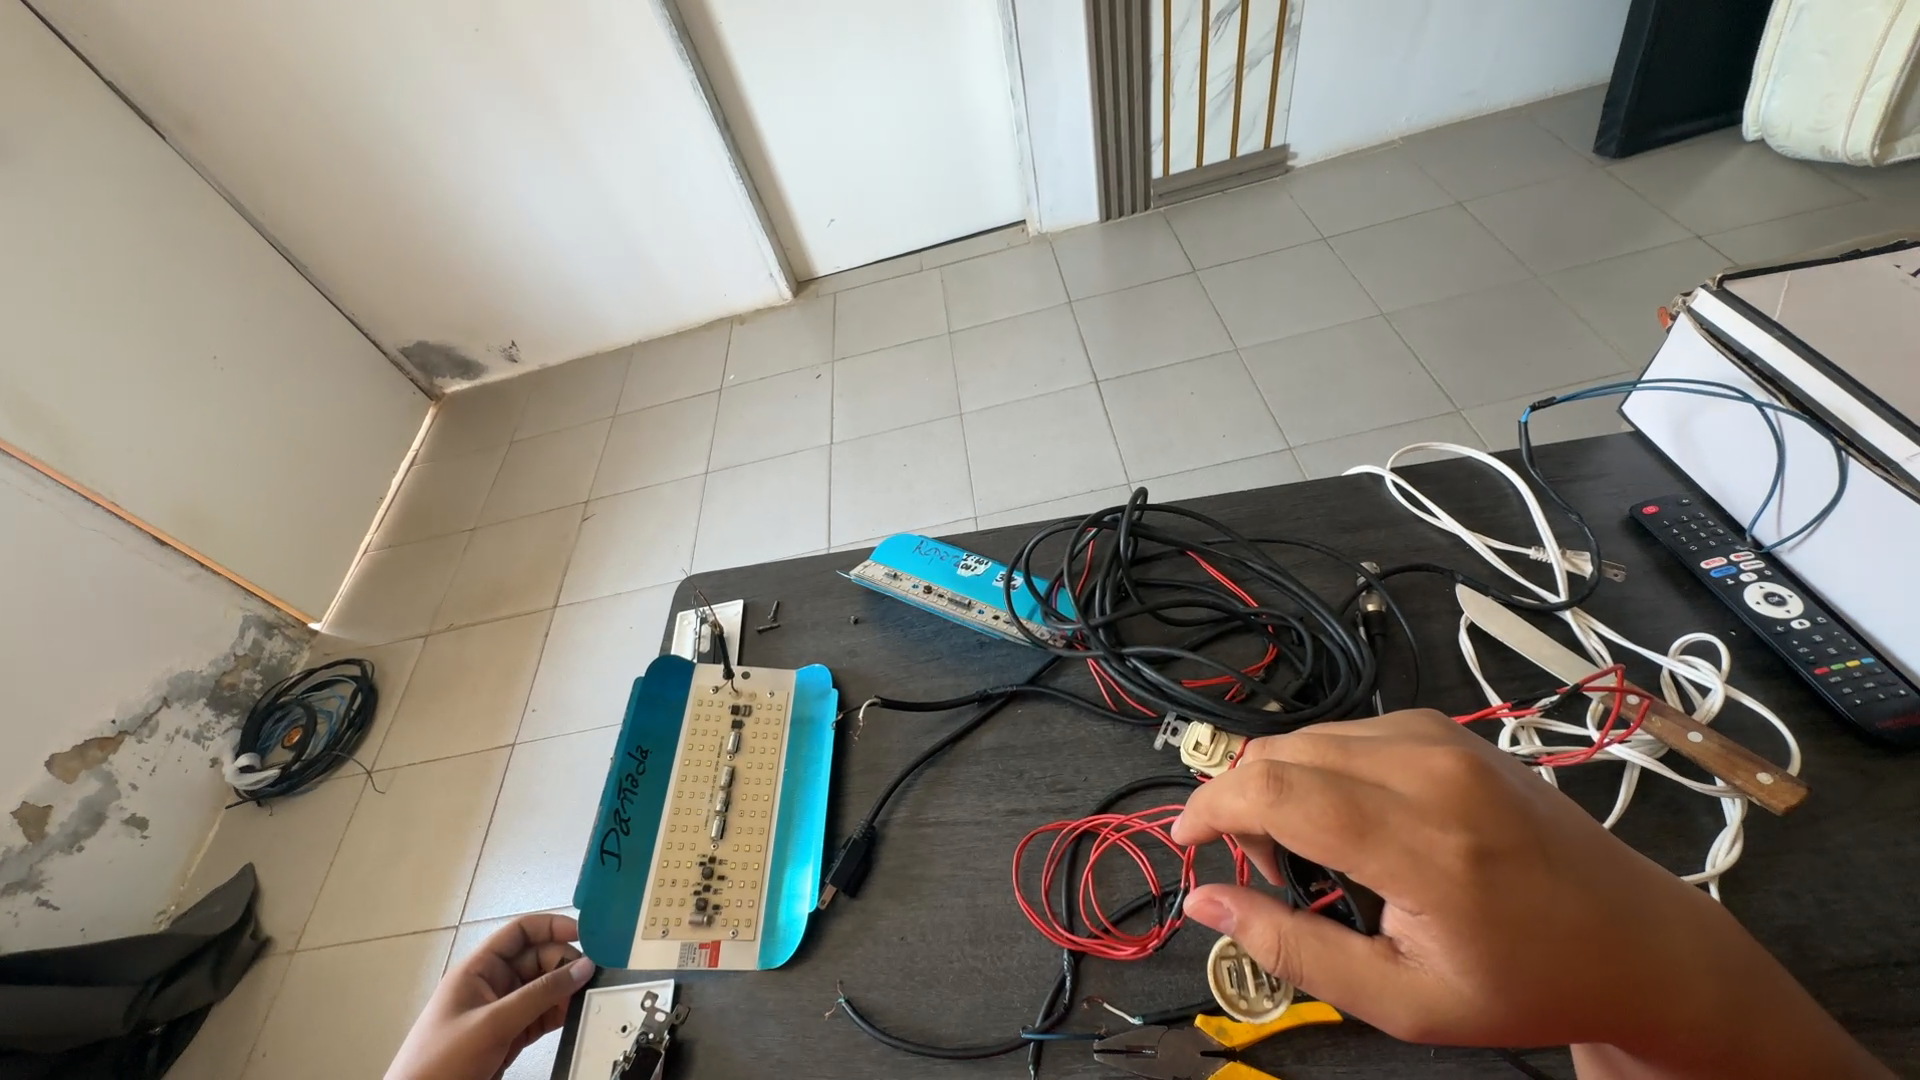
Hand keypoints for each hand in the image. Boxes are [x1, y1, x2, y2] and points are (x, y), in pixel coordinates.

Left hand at [386, 913, 594, 1079]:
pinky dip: (560, 1013)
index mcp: (478, 970)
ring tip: (587, 998)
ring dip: (565, 991)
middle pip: (538, 959)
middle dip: (564, 964)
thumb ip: (541, 994)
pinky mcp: (511, 1036)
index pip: (520, 933)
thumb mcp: (492, 1024)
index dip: (551, 927)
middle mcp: (492, 985)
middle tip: (589, 977)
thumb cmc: (442, 1063)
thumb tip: (586, 965)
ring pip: (544, 988)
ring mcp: (502, 1012)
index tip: (583, 935)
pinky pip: (543, 1014)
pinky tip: (575, 1016)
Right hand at [1171, 710, 1888, 1078]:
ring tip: (1305, 845)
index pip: (1273, 790)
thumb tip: (1202, 901)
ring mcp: (1435, 736)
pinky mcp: (1440, 726)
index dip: (1210, 809)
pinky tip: (1342, 814)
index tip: (1187, 844)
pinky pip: (1339, 732)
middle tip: (1261, 865)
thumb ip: (1291, 949)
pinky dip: (1312, 768)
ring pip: (1301, 738)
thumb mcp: (1402, 1001)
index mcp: (1423, 843)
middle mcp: (1424, 767)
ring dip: (1273, 784)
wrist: (1642, 940)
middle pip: (1275, 754)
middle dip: (1236, 801)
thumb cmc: (1523, 982)